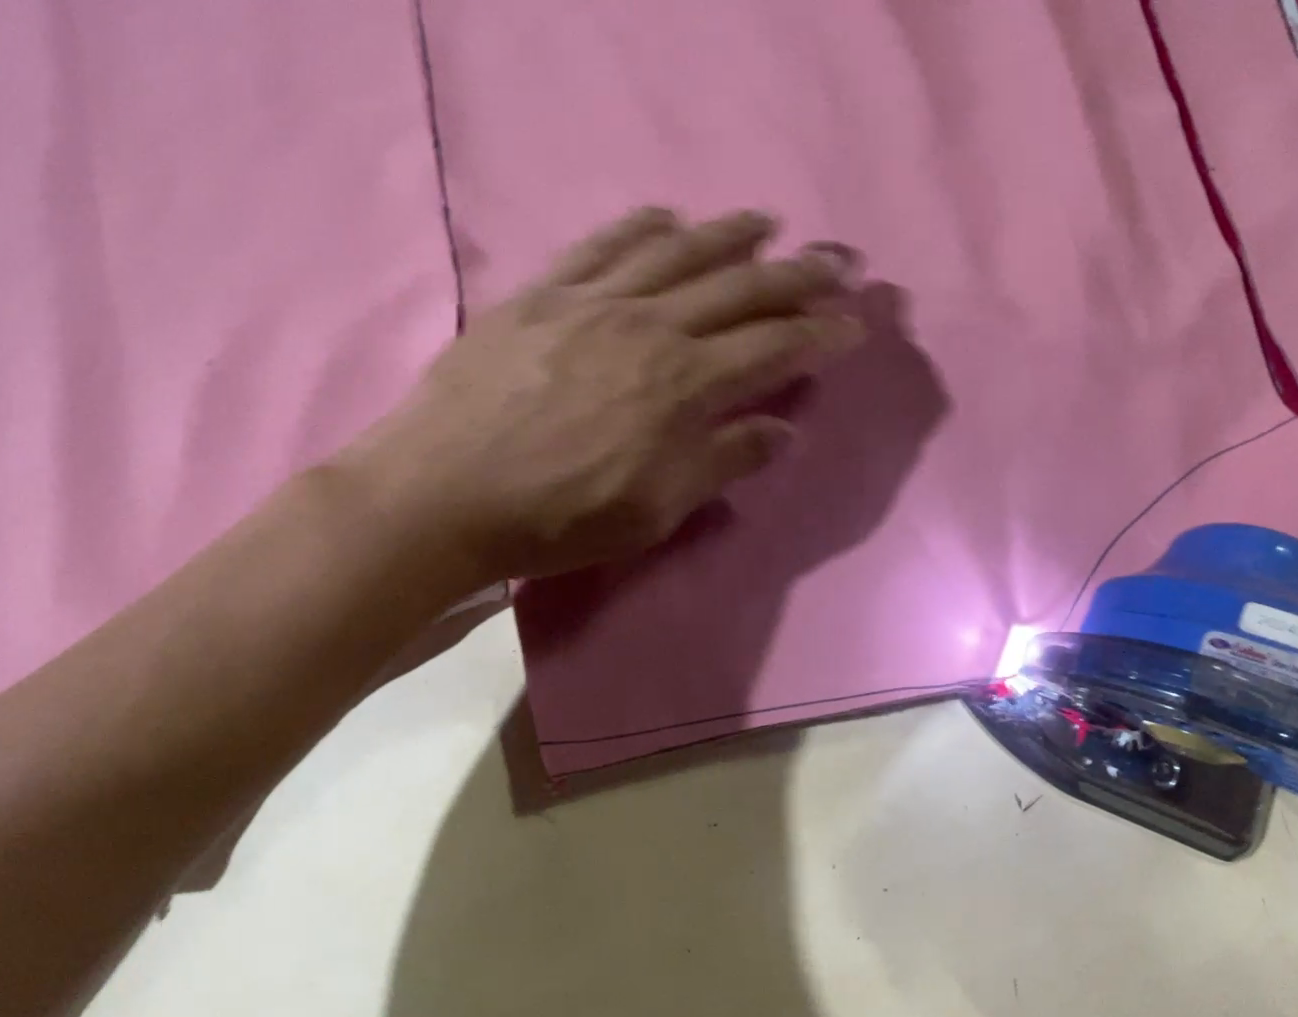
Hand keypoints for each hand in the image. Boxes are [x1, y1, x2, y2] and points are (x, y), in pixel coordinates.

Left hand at [333, 207, 862, 588]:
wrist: (443, 492)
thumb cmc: (558, 517)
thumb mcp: (654, 509)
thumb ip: (722, 461)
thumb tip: (782, 430)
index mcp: (685, 384)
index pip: (773, 347)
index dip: (820, 334)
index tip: (854, 324)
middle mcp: (651, 326)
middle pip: (740, 287)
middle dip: (799, 273)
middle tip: (839, 259)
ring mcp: (594, 300)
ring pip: (679, 251)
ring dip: (732, 234)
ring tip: (767, 222)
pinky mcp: (543, 292)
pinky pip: (604, 243)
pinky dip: (645, 225)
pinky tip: (669, 217)